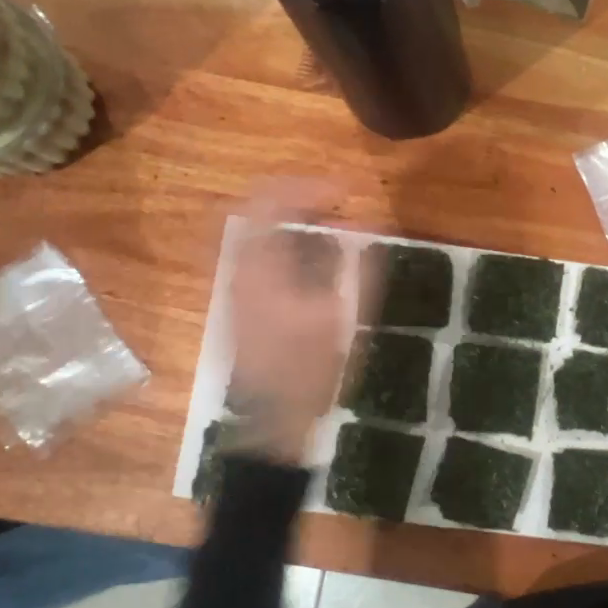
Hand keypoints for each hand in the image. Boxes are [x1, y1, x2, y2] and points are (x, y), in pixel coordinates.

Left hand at [228, 179, 354, 463]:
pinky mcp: (241, 303)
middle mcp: (240, 268)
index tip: (346, 191)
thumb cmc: (307, 370)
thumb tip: (370, 222)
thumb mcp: (341, 315)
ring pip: (260, 233)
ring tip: (334, 230)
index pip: (274, 201)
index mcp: (261, 266)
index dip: (310, 187)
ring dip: (295, 223)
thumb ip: (357, 264)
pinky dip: (288, 245)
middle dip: (302, 200)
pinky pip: (261, 255)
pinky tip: (316, 263)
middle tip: (339, 205)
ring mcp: (236, 286)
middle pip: (262, 211)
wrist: (269, 421)